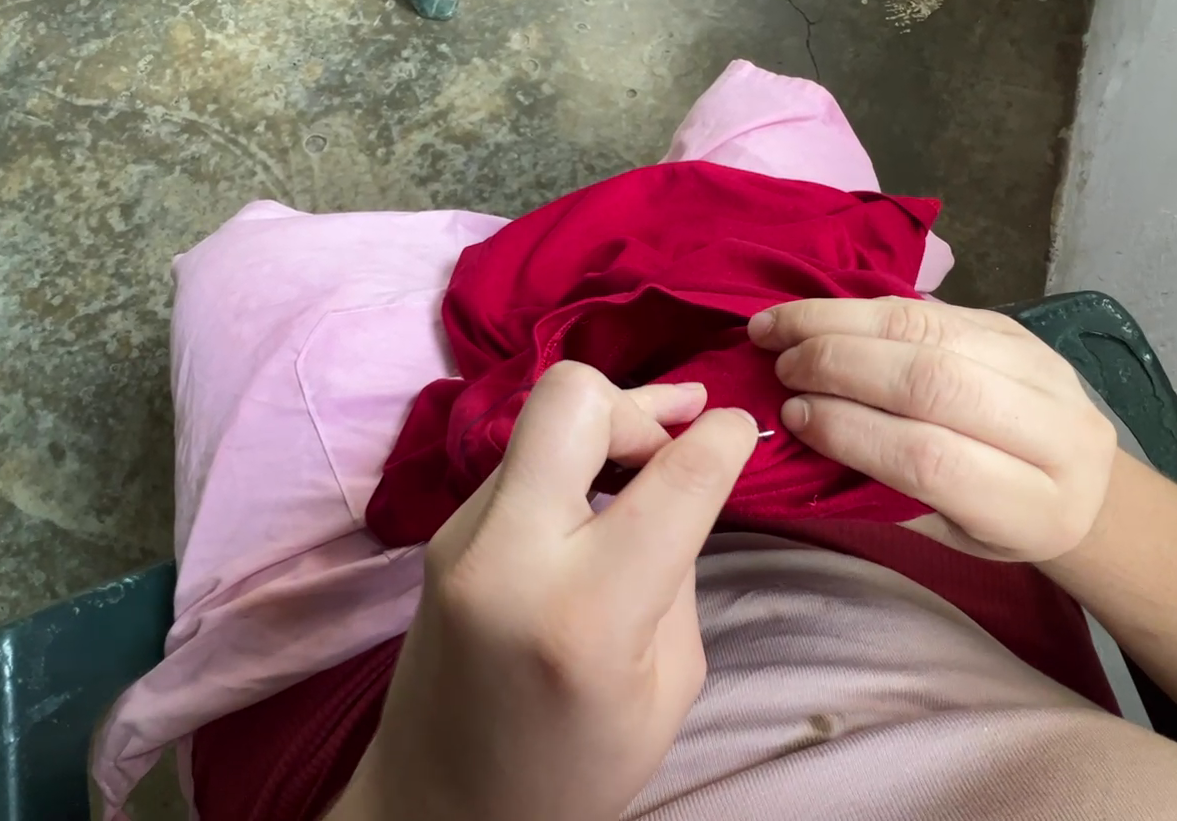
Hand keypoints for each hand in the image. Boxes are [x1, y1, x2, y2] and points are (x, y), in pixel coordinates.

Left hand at [337, 362, 756, 820]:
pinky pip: (524, 457)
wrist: (433, 808)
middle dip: (638, 405)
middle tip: (669, 443)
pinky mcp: (446, 528)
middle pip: (573, 398)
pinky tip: (597, 493)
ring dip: (606, 423)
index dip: (725, 438)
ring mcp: (463, 533)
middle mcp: (510, 553)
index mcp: (586, 613)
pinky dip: (572, 458)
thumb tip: (680, 478)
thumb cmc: (572, 773)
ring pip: (543, 415)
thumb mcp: (666, 686)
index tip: (743, 429)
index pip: (675, 481)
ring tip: (650, 446)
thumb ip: (676, 567)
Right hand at [748, 297, 1115, 561]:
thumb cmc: (1000, 524)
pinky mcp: (1015, 326)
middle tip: (781, 366)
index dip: (852, 431)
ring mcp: (1039, 365)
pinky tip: (818, 313)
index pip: (931, 459)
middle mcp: (1053, 429)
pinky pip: (929, 305)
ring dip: (842, 321)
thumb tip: (802, 428)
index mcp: (1034, 507)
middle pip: (933, 380)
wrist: (1083, 484)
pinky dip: (862, 307)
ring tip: (782, 327)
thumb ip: (884, 487)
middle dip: (840, 365)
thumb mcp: (948, 531)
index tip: (793, 416)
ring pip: (930, 329)